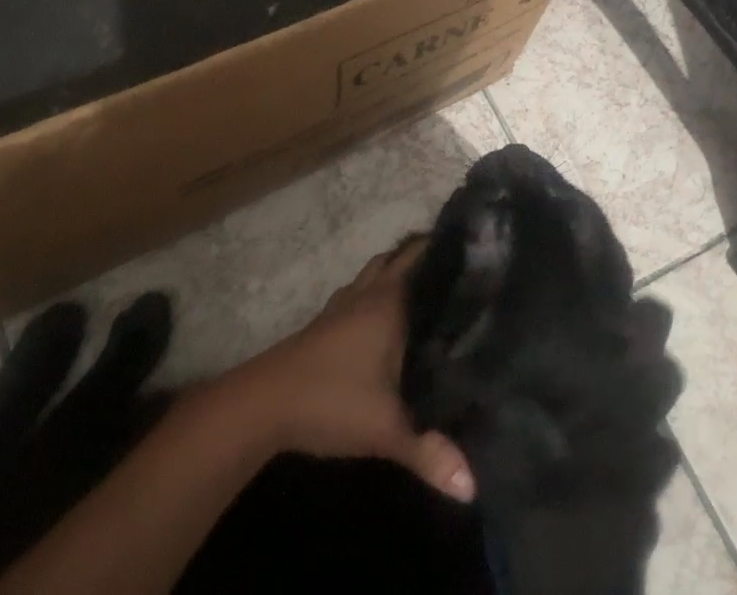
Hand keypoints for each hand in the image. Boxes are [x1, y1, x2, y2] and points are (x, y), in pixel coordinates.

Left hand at [219, 241, 474, 501]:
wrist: (257, 407)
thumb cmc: (329, 401)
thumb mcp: (385, 430)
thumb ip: (429, 453)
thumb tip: (472, 488)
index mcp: (386, 304)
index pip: (420, 259)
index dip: (446, 250)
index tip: (479, 249)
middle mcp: (364, 297)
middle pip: (395, 261)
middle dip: (423, 259)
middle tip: (460, 271)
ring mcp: (338, 310)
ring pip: (372, 278)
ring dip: (395, 277)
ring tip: (430, 292)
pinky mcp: (321, 328)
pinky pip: (357, 298)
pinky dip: (375, 298)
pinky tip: (387, 325)